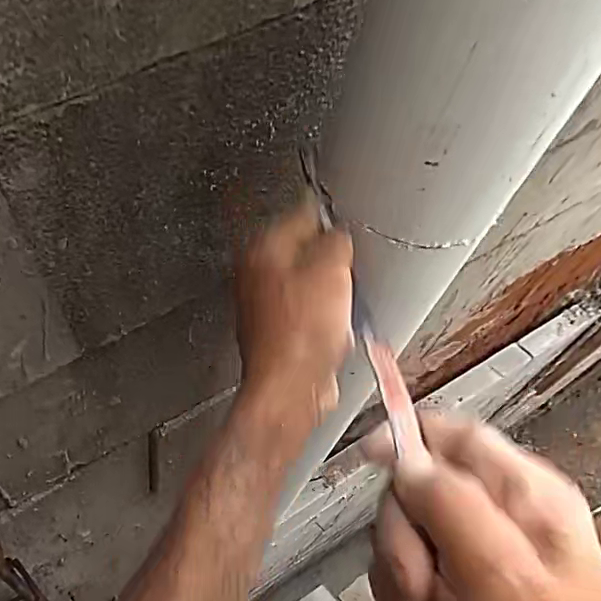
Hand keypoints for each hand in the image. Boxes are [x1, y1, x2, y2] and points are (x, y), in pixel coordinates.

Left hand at [234, 200, 353, 418]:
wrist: (292, 387)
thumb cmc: (301, 335)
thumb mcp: (332, 268)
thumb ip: (336, 239)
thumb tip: (338, 236)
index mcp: (260, 250)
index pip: (301, 214)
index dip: (331, 222)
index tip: (347, 232)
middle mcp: (254, 278)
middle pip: (304, 253)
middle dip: (330, 262)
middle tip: (345, 275)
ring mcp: (263, 309)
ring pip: (308, 286)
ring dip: (328, 294)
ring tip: (338, 308)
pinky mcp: (276, 335)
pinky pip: (308, 317)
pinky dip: (323, 322)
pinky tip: (330, 332)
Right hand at [365, 414, 600, 600]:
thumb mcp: (498, 579)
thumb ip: (452, 507)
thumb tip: (405, 457)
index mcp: (530, 500)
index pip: (459, 438)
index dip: (411, 440)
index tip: (367, 457)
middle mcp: (495, 518)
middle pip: (413, 488)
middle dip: (404, 538)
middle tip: (424, 584)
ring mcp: (463, 554)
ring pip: (394, 533)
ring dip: (400, 579)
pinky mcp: (439, 585)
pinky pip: (391, 571)